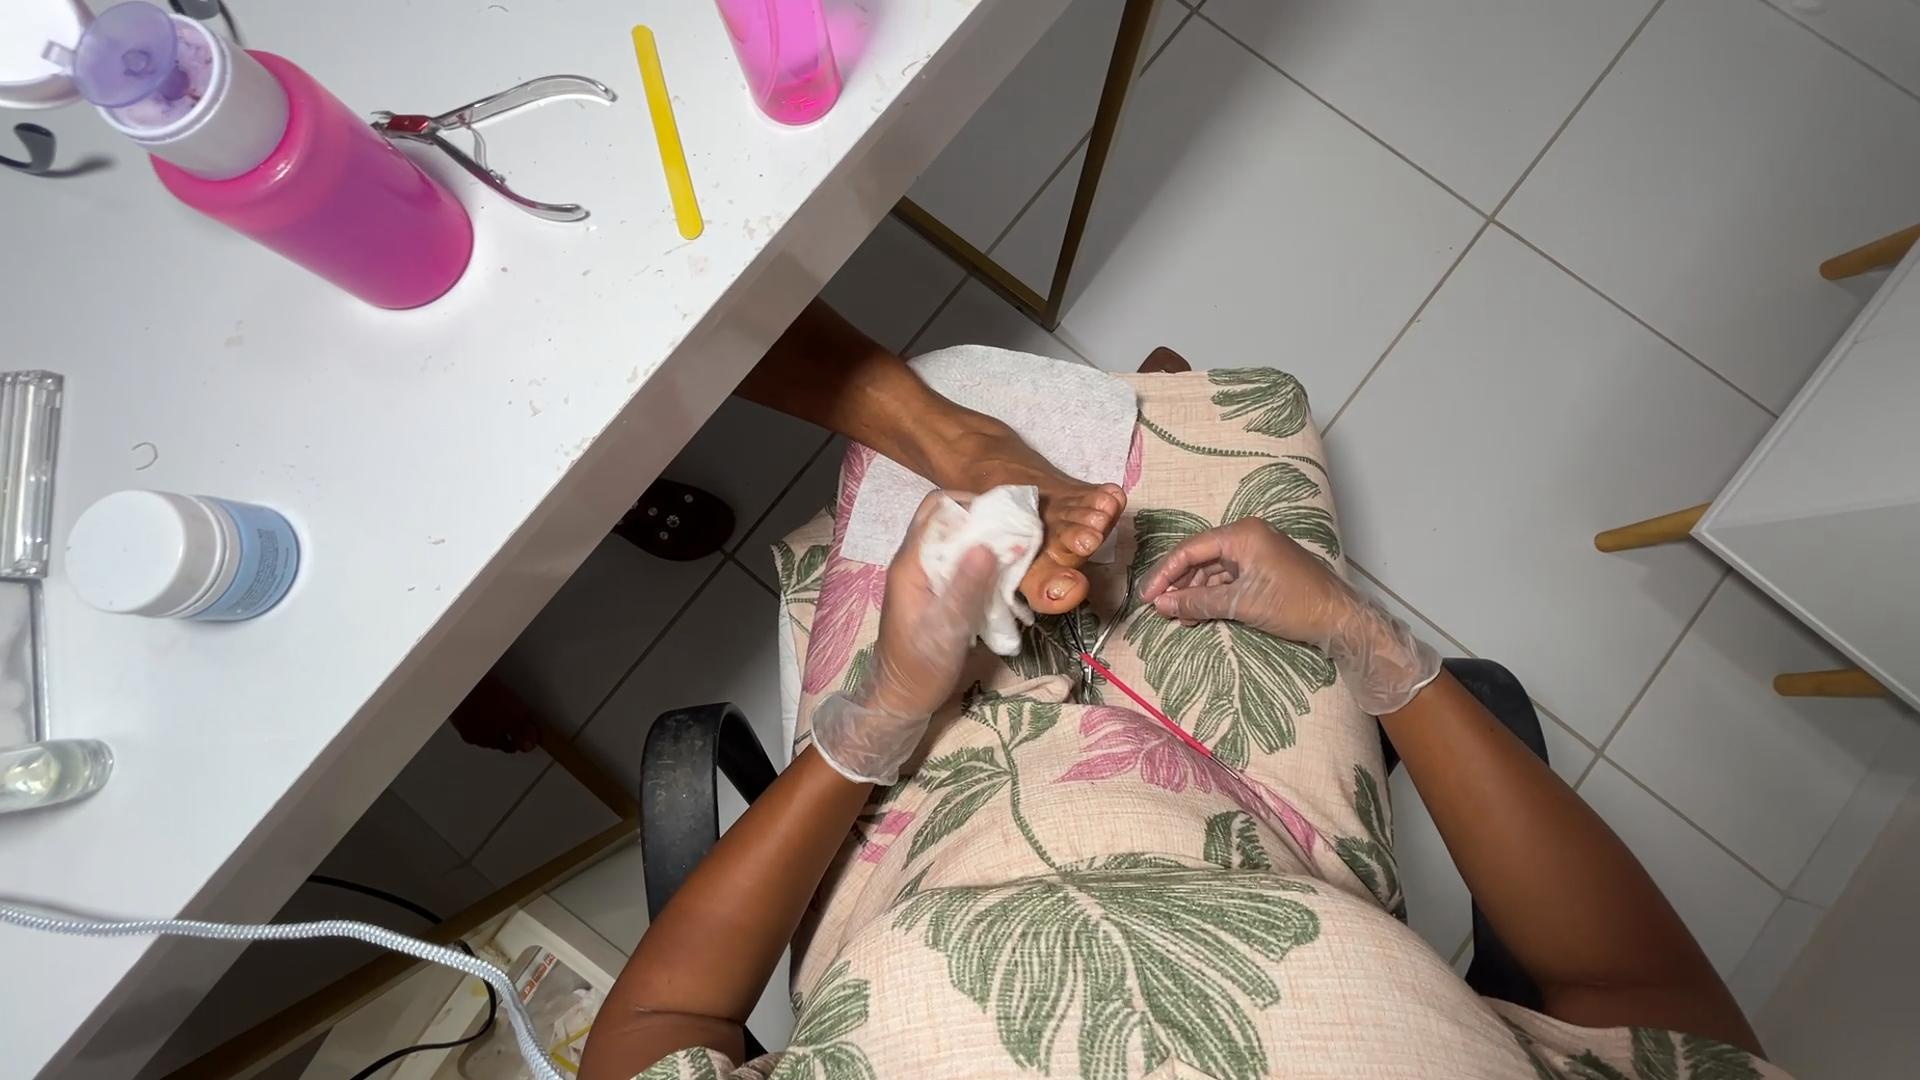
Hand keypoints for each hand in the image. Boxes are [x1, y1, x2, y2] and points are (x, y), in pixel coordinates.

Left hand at [812, 492, 998, 783]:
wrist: (901, 698)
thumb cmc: (921, 667)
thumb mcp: (947, 630)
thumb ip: (966, 587)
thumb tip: (988, 544)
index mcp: (911, 563)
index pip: (937, 509)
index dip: (972, 504)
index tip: (1008, 516)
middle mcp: (915, 560)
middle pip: (948, 520)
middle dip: (983, 519)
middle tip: (1019, 531)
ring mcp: (924, 574)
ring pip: (955, 540)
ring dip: (984, 539)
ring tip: (1018, 549)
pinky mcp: (934, 588)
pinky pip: (958, 561)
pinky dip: (980, 560)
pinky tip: (1004, 572)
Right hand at [1139, 517, 1440, 714]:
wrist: (1342, 620)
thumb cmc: (1295, 605)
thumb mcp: (1241, 604)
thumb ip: (1197, 602)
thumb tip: (1161, 605)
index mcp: (1242, 534)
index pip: (1191, 549)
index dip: (1165, 573)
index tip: (1148, 596)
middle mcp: (1247, 536)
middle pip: (1199, 558)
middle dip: (1179, 584)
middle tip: (1159, 608)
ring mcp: (1256, 552)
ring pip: (1212, 570)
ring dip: (1194, 593)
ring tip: (1178, 616)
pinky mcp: (1263, 568)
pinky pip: (1228, 578)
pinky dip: (1212, 595)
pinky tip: (1198, 613)